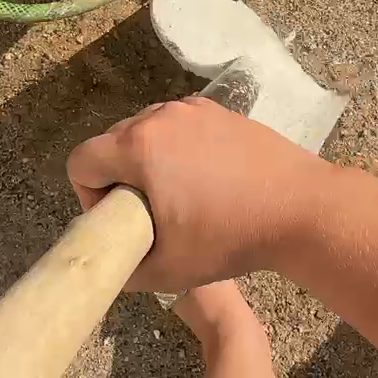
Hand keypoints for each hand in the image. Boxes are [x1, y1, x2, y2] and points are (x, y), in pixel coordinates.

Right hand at [66, 97, 331, 291]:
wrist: (297, 206)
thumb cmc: (227, 236)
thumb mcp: (163, 268)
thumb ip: (120, 266)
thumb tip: (111, 258)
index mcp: (139, 145)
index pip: (81, 159)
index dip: (89, 195)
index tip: (119, 220)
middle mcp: (161, 115)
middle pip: (113, 140)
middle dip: (118, 176)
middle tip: (147, 213)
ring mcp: (194, 108)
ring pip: (146, 129)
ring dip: (148, 159)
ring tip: (178, 195)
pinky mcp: (220, 110)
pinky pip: (179, 125)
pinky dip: (178, 147)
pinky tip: (205, 177)